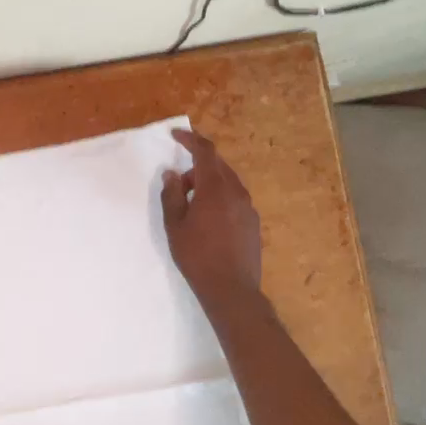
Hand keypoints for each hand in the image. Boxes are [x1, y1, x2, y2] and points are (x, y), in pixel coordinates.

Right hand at [161, 129, 263, 303]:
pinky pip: (235, 197)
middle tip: (178, 183)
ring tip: (190, 204)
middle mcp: (236, 192)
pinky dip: (219, 196)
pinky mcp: (253, 222)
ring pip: (227, 182)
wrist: (232, 289)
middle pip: (218, 165)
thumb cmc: (197, 256)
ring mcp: (248, 207)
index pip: (205, 152)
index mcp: (215, 188)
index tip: (176, 135)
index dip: (191, 139)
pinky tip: (208, 218)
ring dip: (208, 182)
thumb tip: (172, 174)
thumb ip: (172, 195)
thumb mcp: (175, 225)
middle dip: (197, 165)